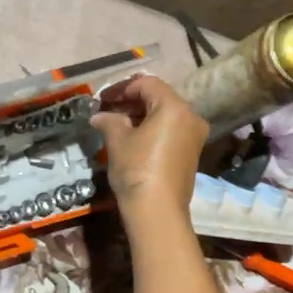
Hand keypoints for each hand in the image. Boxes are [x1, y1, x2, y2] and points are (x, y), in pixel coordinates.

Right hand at [91, 74, 208, 214]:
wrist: (157, 208)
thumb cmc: (136, 169)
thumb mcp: (117, 142)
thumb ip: (109, 121)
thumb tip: (98, 116)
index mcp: (173, 107)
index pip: (147, 84)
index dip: (122, 88)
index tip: (102, 99)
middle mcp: (190, 115)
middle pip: (159, 98)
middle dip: (131, 102)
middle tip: (107, 111)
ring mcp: (194, 134)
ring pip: (165, 114)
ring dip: (141, 116)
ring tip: (117, 126)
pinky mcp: (191, 151)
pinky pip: (171, 130)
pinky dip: (152, 129)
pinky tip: (134, 139)